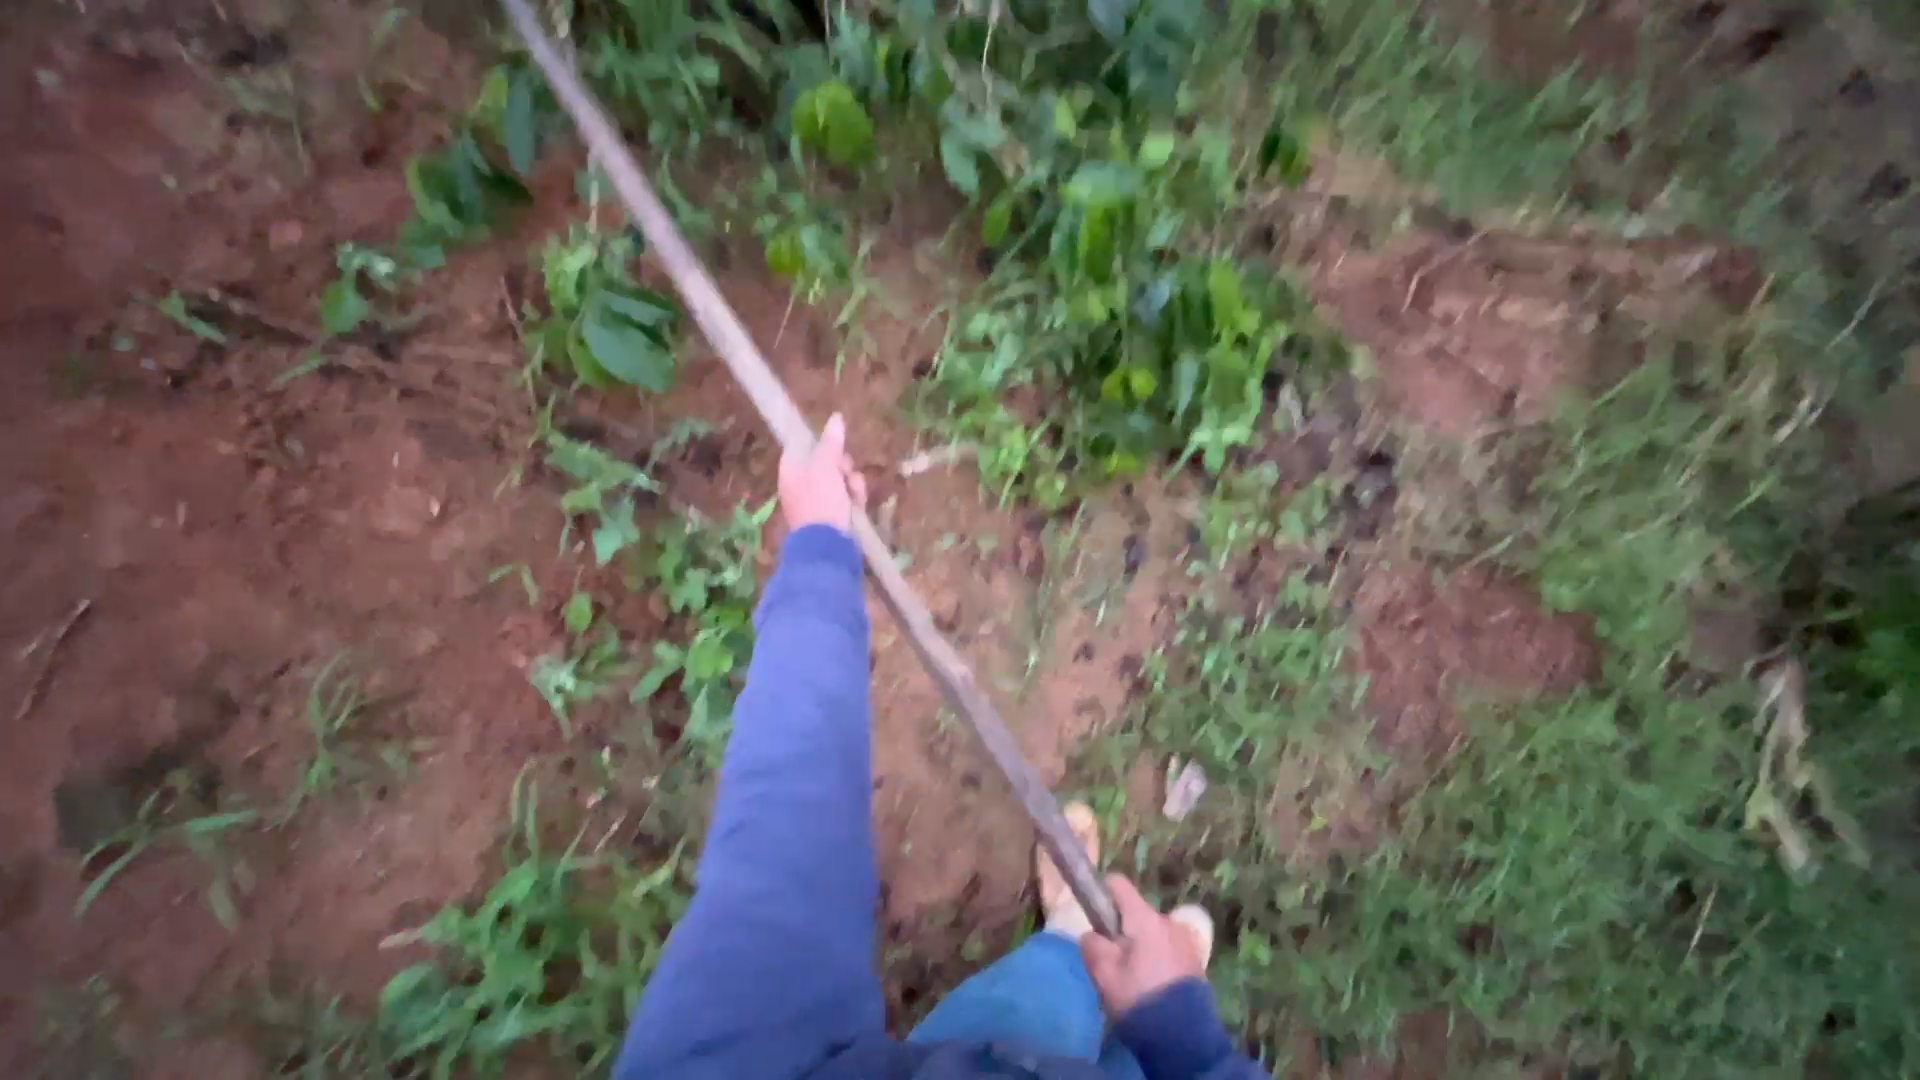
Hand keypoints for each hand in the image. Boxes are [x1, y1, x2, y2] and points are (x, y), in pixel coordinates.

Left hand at [778, 412, 866, 534]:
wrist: (827, 546)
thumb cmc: (820, 502)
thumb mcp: (825, 466)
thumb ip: (831, 442)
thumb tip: (836, 417)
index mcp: (791, 470)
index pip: (804, 446)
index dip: (823, 444)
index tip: (835, 447)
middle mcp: (801, 483)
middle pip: (827, 461)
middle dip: (843, 466)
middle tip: (845, 473)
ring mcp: (817, 500)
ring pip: (841, 478)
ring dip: (852, 483)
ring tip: (854, 495)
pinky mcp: (832, 514)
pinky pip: (847, 496)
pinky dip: (854, 498)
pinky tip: (858, 505)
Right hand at [1079, 875, 1207, 1016]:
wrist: (1185, 1041)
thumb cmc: (1139, 1000)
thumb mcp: (1104, 975)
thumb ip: (1092, 945)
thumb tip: (1092, 934)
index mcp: (1145, 918)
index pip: (1118, 883)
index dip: (1101, 894)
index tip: (1094, 917)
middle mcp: (1168, 921)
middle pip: (1135, 912)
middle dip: (1122, 930)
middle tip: (1114, 961)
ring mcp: (1186, 940)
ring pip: (1152, 932)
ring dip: (1141, 946)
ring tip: (1135, 979)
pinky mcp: (1196, 960)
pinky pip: (1168, 947)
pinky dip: (1157, 958)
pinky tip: (1153, 985)